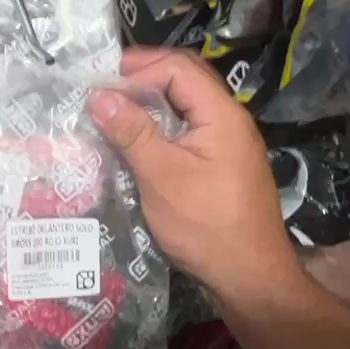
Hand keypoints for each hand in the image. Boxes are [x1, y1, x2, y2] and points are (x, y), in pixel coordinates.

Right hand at [87, 48, 300, 301]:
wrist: (251, 280)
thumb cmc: (207, 226)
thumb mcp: (162, 177)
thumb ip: (132, 132)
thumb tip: (98, 94)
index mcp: (221, 114)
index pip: (177, 68)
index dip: (138, 69)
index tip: (100, 83)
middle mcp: (228, 120)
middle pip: (184, 78)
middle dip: (143, 77)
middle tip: (103, 87)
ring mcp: (226, 142)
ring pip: (184, 104)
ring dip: (149, 101)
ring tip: (112, 110)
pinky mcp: (220, 163)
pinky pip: (187, 128)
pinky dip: (159, 125)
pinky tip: (134, 140)